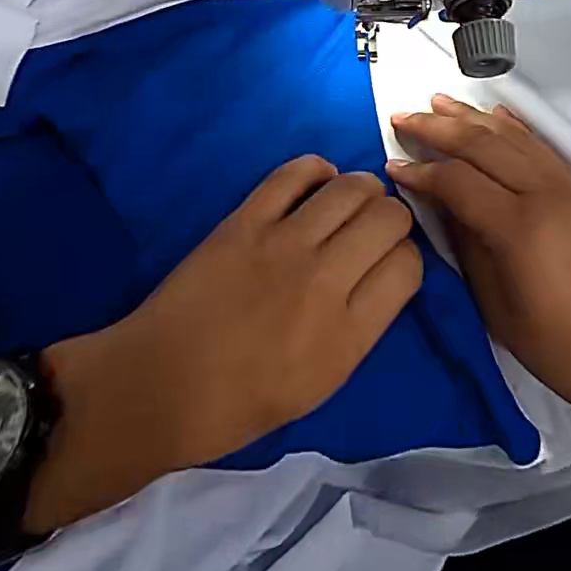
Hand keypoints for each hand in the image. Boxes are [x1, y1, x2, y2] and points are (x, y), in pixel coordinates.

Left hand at [26, 156, 421, 532]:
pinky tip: (319, 182)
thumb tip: (383, 272)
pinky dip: (317, 169)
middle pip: (389, 218)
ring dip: (364, 189)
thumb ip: (363, 324)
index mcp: (348, 333)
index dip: (406, 255)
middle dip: (394, 218)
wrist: (161, 383)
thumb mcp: (323, 382)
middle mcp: (325, 280)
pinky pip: (296, 173)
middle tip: (376, 227)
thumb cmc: (242, 400)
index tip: (391, 259)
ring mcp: (283, 244)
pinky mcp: (246, 220)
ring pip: (352, 189)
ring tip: (352, 201)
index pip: (408, 264)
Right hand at [386, 95, 570, 446]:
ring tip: (437, 102)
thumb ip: (466, 245)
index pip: (456, 180)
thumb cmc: (561, 349)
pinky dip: (513, 126)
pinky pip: (540, 145)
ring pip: (511, 136)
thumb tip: (439, 204)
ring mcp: (567, 187)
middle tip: (402, 116)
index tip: (391, 165)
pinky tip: (494, 115)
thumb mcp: (496, 307)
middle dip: (437, 126)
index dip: (419, 170)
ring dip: (471, 116)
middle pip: (481, 144)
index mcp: (518, 227)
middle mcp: (543, 194)